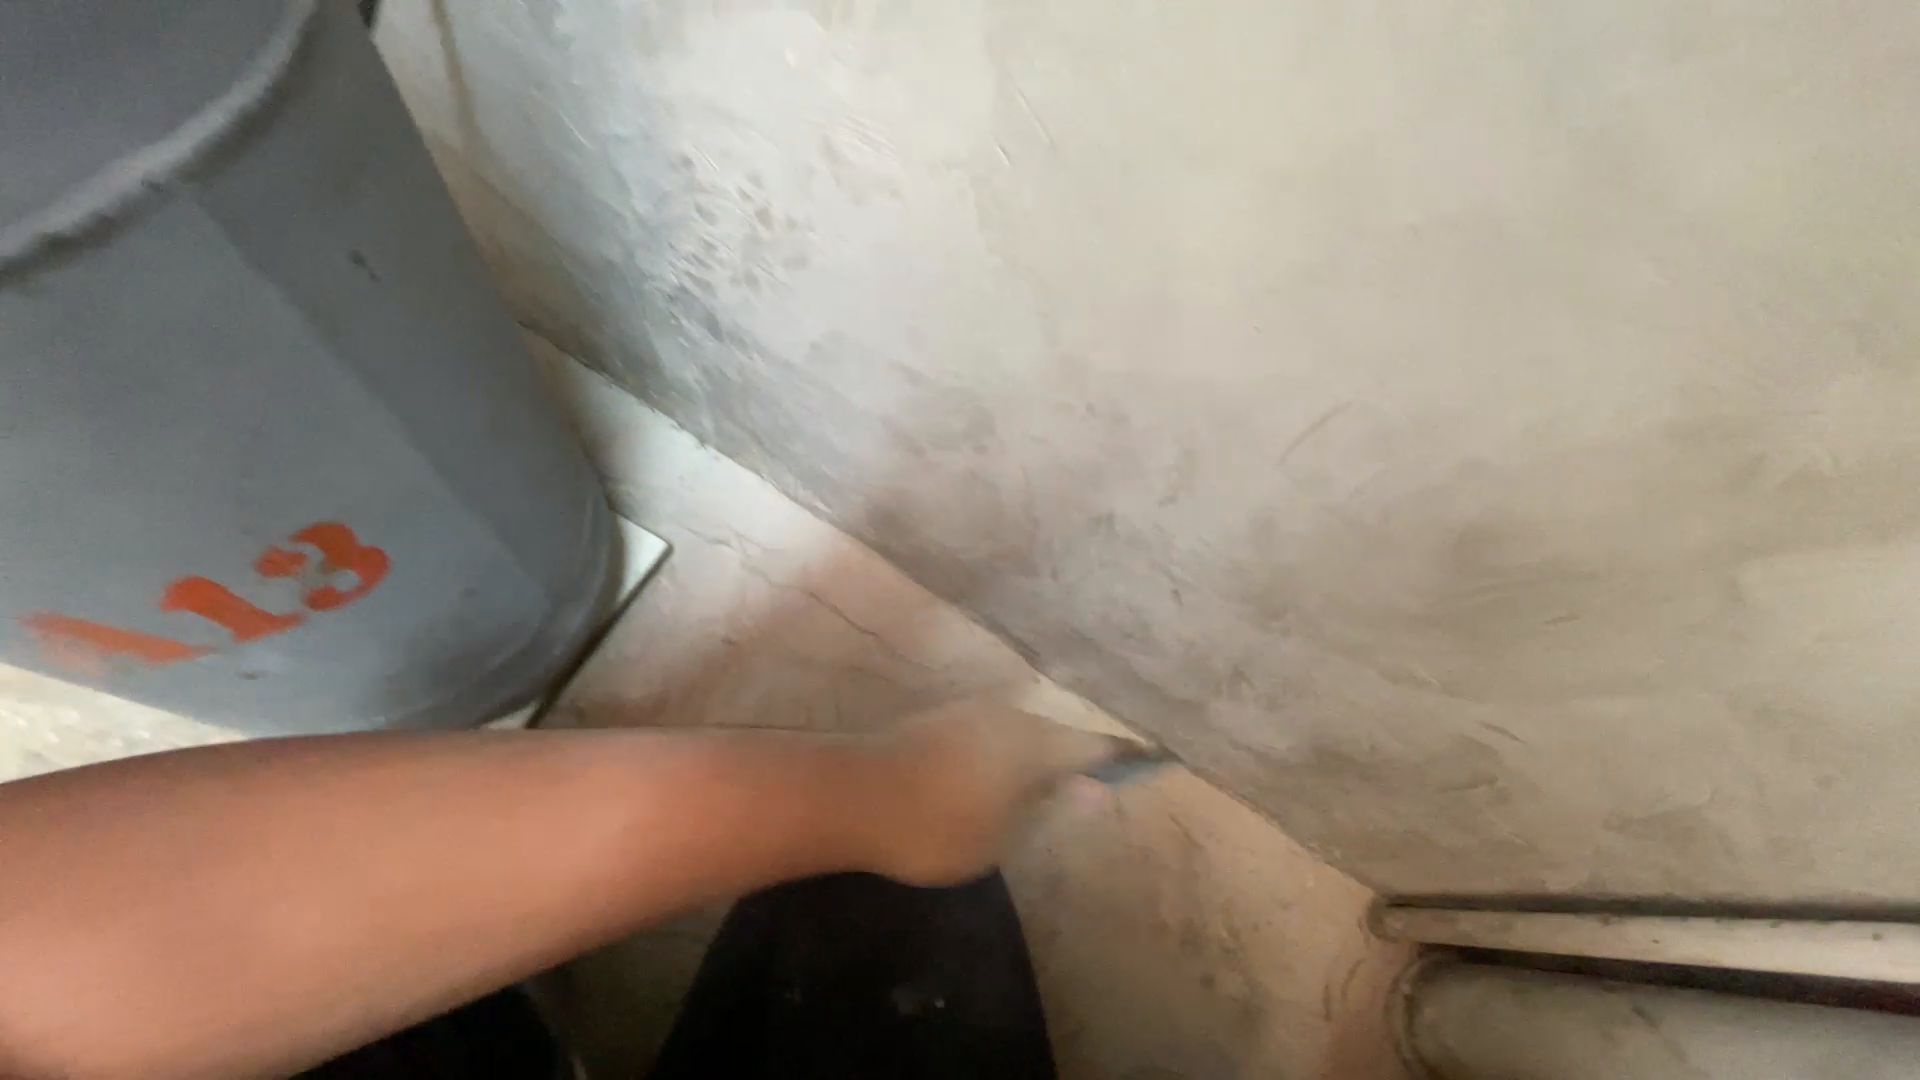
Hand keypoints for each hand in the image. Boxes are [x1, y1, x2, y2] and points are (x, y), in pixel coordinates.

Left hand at [864, 702, 1125, 885]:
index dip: (1122, 756)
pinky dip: (1005, 754)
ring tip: (1045, 786)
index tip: (1150, 759)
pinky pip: (991, 734)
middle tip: (1095, 783)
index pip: (1092, 746)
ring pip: (1020, 732)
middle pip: (1055, 735)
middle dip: (1076, 758)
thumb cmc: (936, 826)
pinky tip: (997, 776)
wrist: (851, 794)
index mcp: (1031, 743)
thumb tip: (1095, 789)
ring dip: (1037, 755)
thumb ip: (1051, 807)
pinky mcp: (940, 719)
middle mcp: (1006, 716)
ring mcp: (970, 712)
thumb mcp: (1004, 834)